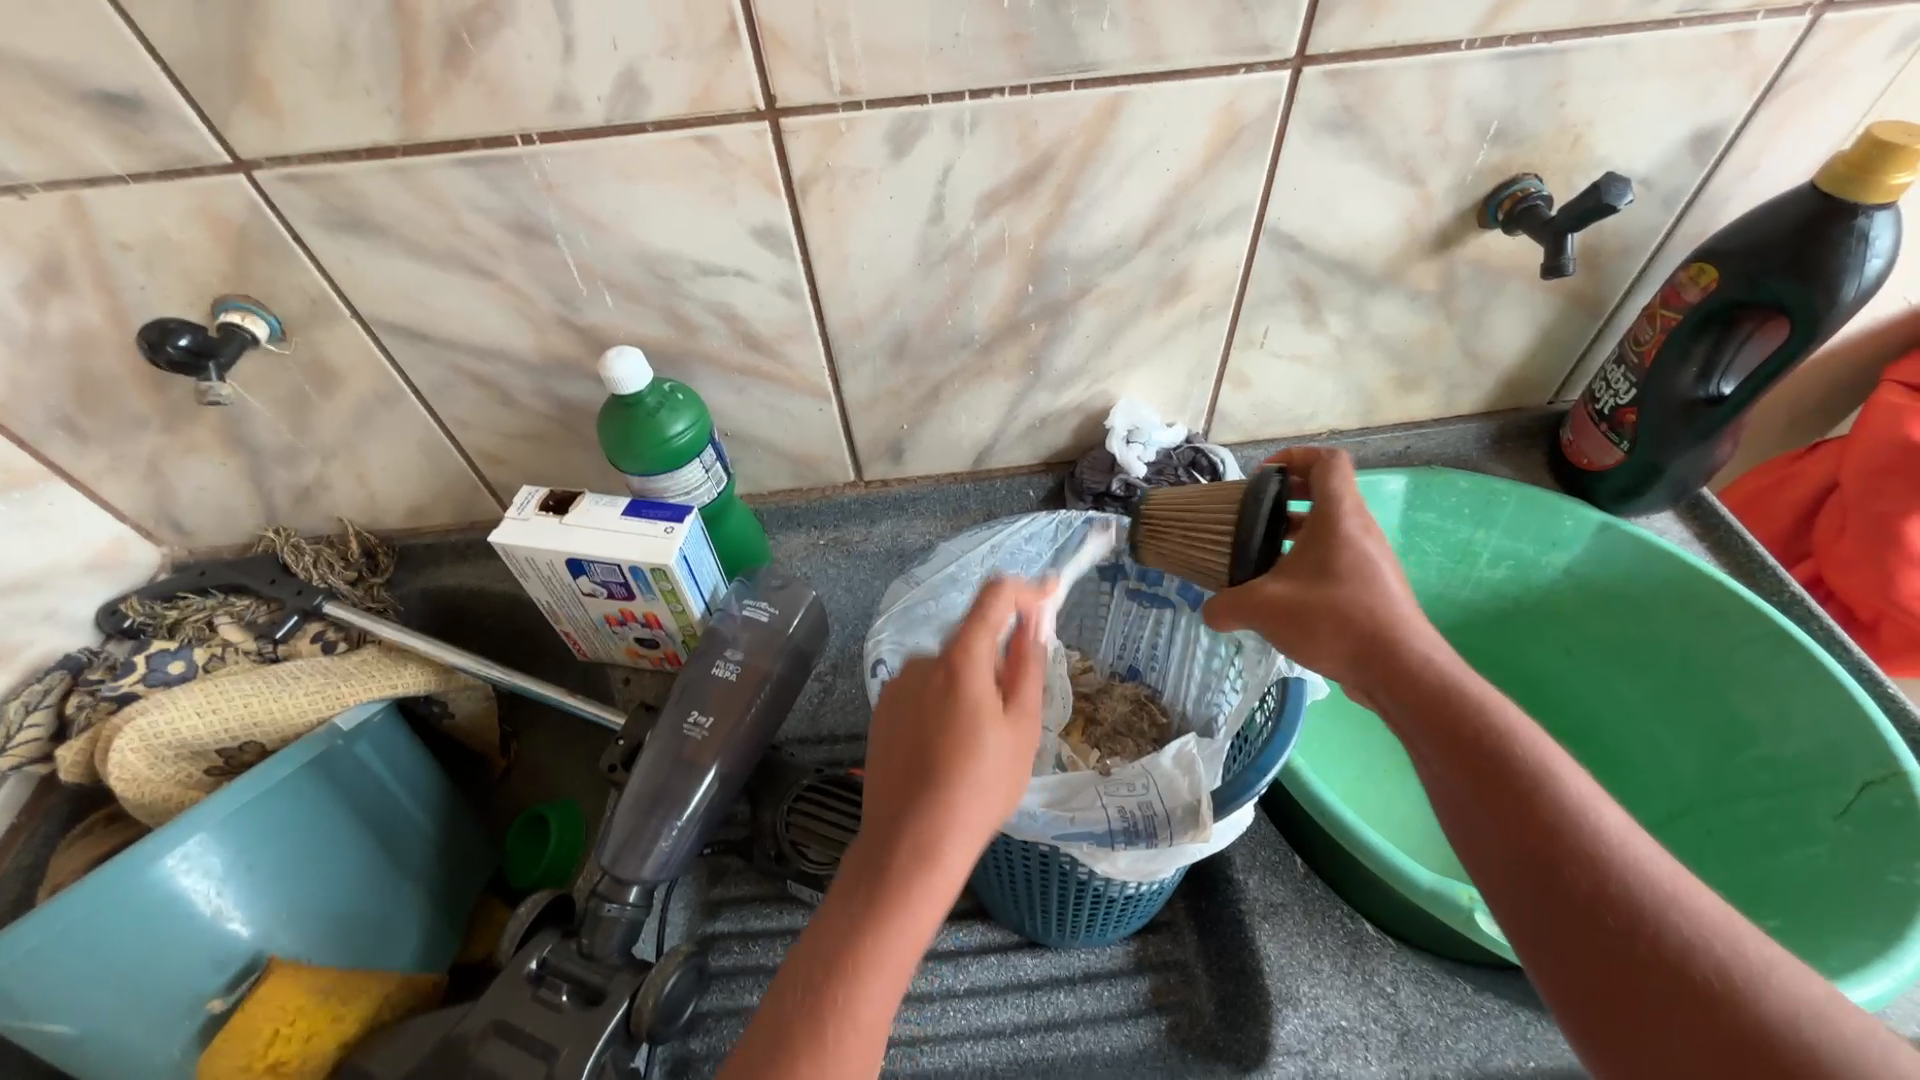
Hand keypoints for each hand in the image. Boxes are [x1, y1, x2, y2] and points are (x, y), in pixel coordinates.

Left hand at [860, 578, 1050, 865]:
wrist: (911, 841)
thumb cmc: (979, 788)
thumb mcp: (1022, 729)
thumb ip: (1028, 666)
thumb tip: (1034, 622)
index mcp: (961, 659)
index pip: (995, 596)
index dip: (1026, 592)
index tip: (1049, 598)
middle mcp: (922, 660)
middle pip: (972, 640)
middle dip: (998, 663)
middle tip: (1013, 717)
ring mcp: (897, 685)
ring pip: (949, 669)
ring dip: (970, 688)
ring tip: (977, 746)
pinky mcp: (882, 709)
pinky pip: (925, 691)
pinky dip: (944, 705)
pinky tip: (947, 752)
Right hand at [1201, 447, 1445, 705]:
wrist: (1398, 668)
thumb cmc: (1333, 619)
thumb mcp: (1263, 609)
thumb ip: (1226, 606)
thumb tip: (1209, 612)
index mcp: (1338, 515)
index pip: (1328, 460)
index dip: (1295, 457)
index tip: (1263, 478)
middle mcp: (1359, 529)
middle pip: (1328, 492)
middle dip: (1288, 496)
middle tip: (1254, 514)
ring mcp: (1371, 559)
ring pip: (1332, 529)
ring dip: (1297, 533)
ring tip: (1262, 556)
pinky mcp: (1374, 587)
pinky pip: (1338, 558)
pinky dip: (1310, 563)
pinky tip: (1285, 595)